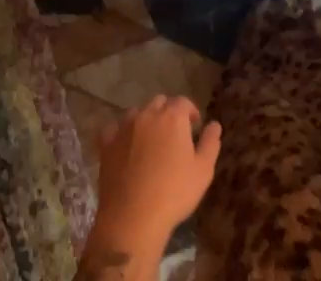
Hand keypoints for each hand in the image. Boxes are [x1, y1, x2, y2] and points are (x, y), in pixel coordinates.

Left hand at [91, 95, 221, 249]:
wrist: (133, 217)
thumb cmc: (174, 193)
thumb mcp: (203, 171)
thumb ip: (210, 143)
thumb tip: (214, 124)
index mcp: (172, 118)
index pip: (183, 101)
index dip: (190, 111)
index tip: (194, 126)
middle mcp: (147, 115)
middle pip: (159, 102)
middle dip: (168, 112)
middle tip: (174, 133)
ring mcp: (123, 128)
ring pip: (136, 112)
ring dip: (146, 119)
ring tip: (151, 140)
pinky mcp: (106, 144)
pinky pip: (114, 129)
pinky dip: (121, 132)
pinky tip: (125, 146)